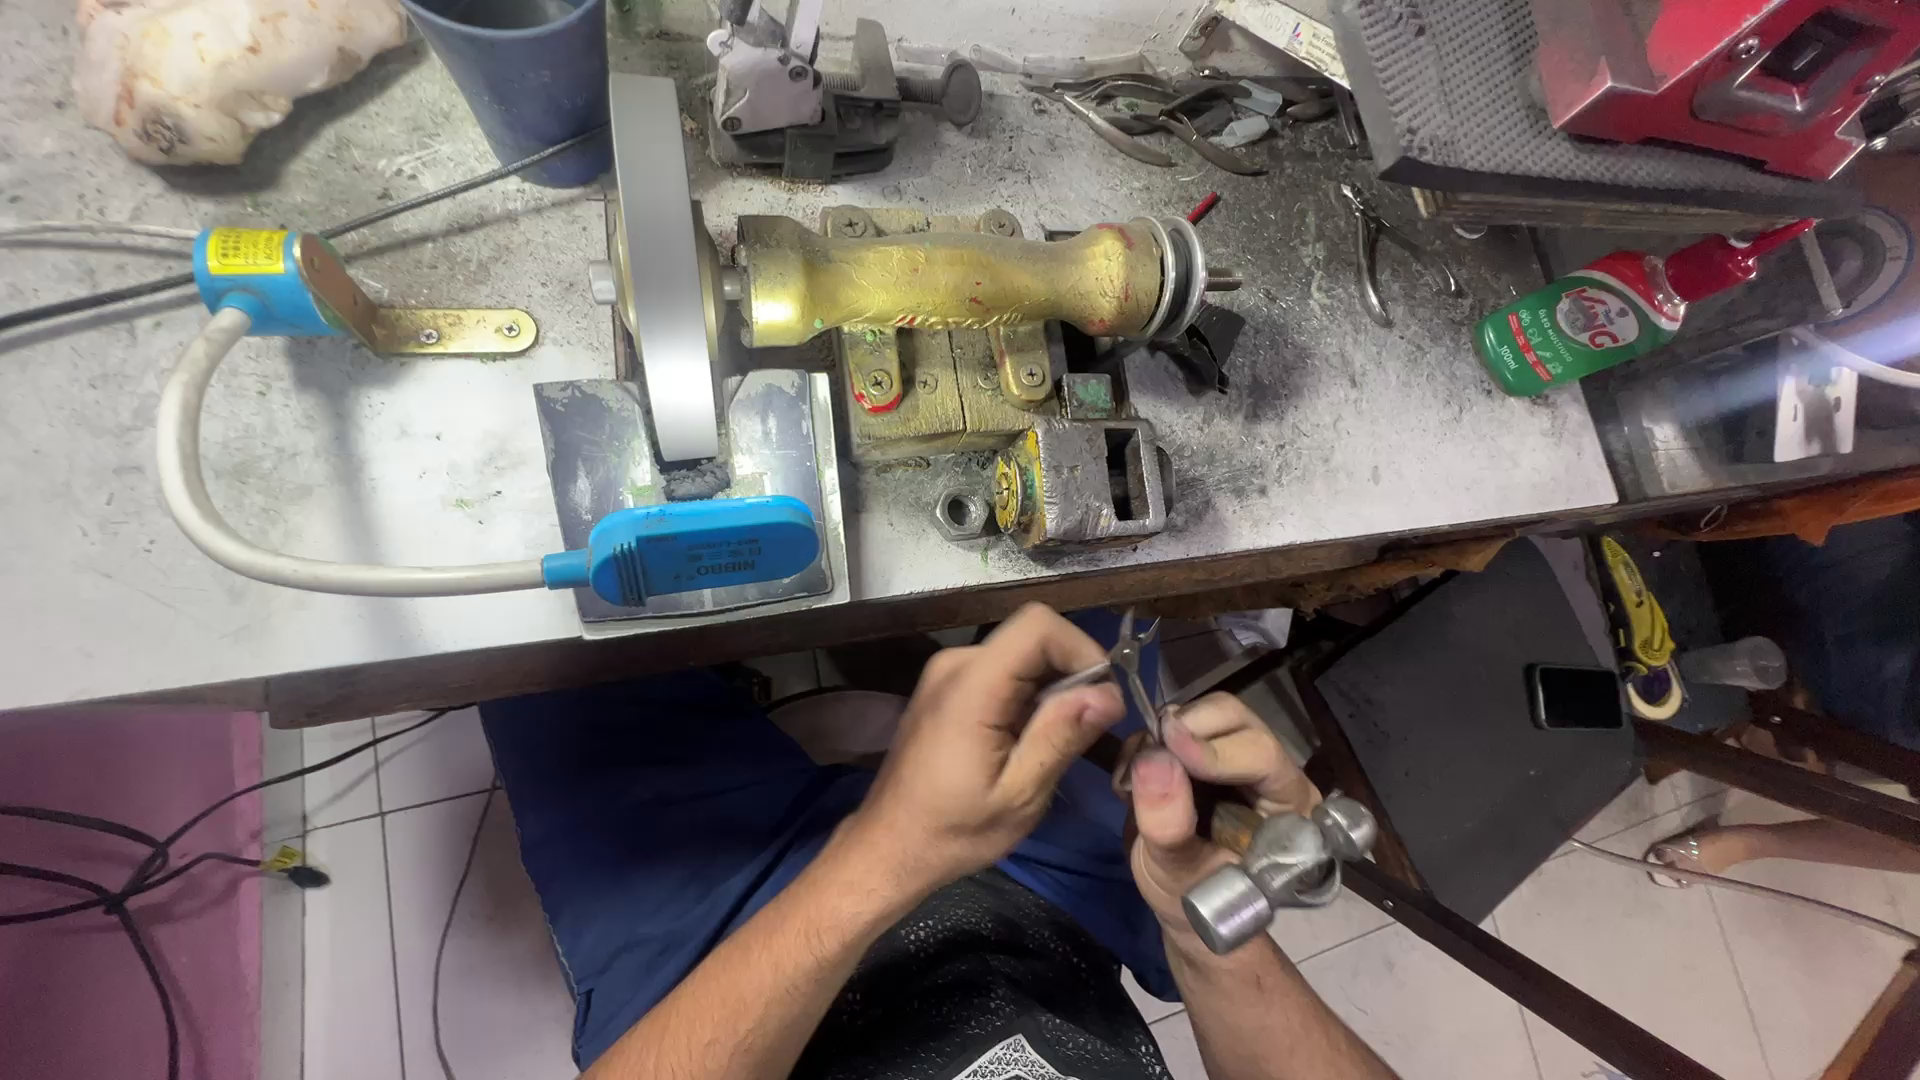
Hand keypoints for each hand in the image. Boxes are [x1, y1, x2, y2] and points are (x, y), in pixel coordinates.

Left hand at [844, 604, 1126, 897]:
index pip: (1038, 625)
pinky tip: (1028, 739)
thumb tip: (1109, 693)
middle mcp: (957, 663)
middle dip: (1071, 674)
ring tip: (1056, 741)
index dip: (1081, 650)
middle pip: (1033, 638)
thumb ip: (1061, 736)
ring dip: (1051, 688)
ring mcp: (948, 671)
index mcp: (972, 685)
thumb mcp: (1019, 796)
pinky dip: (1029, 694)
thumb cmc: (954, 830)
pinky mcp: (948, 684)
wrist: (891, 845)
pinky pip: (1004, 670)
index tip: (1102, 699)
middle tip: (1086, 729)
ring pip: (1022, 654)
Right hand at [1128, 692, 1319, 934]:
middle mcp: (1265, 766)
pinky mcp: (1193, 748)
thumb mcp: (1181, 878)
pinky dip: (1142, 743)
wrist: (1180, 905)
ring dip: (1157, 739)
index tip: (1170, 749)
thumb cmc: (1199, 905)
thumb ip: (1170, 827)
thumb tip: (1154, 759)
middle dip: (1186, 730)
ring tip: (1134, 786)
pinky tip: (1132, 785)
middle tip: (1149, 758)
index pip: (1260, 752)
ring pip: (1196, 712)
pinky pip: (1165, 723)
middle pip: (1231, 716)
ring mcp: (1227, 751)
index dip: (1214, 749)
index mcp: (1288, 800)